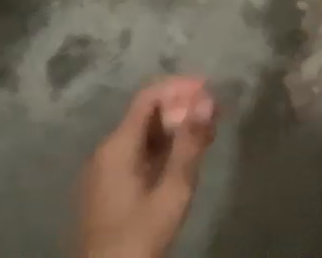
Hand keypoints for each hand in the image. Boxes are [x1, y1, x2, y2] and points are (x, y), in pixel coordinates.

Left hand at [80, 76, 217, 257]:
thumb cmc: (139, 235)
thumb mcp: (172, 191)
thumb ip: (190, 144)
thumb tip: (207, 100)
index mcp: (117, 145)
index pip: (149, 97)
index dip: (180, 87)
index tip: (210, 88)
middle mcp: (107, 150)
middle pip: (146, 113)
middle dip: (181, 107)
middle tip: (216, 112)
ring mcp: (105, 170)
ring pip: (144, 134)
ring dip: (175, 127)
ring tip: (208, 131)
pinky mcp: (109, 187)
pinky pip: (138, 152)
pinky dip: (163, 146)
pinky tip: (186, 155)